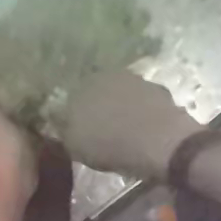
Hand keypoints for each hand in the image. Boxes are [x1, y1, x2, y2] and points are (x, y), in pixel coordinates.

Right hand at [61, 71, 202, 180]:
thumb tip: (58, 120)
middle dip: (102, 110)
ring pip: (126, 97)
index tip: (82, 133)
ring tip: (128, 135)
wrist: (158, 142)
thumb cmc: (109, 145)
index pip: (74, 98)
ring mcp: (138, 81)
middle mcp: (109, 75)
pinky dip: (146, 116)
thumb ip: (65, 129)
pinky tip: (147, 133)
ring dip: (126, 111)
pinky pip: (147, 106)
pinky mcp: (162, 92)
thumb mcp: (75, 145)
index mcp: (82, 85)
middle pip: (101, 94)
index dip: (77, 116)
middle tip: (105, 134)